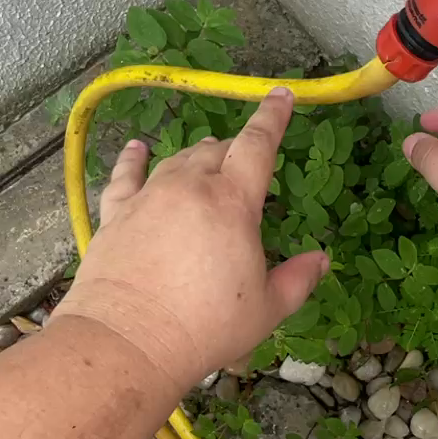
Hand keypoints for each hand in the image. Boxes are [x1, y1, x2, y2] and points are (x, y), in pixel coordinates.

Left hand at [53, 89, 328, 390]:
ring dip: (198, 157)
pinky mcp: (116, 213)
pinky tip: (138, 148)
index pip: (257, 144)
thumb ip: (298, 279)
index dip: (273, 117)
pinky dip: (135, 158)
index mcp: (232, 202)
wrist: (128, 342)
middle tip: (245, 168)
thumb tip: (320, 260)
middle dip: (236, 151)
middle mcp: (189, 187)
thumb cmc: (205, 327)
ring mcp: (149, 196)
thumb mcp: (266, 309)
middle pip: (217, 150)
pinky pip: (127, 174)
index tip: (282, 96)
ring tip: (207, 161)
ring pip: (179, 159)